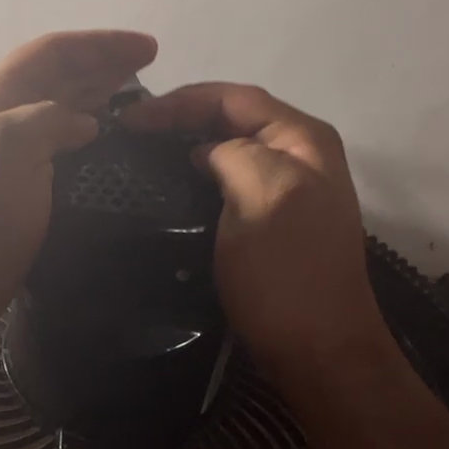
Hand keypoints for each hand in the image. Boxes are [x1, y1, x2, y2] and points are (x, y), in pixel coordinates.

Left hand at [0, 30, 158, 333]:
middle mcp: (2, 117)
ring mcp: (12, 152)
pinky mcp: (24, 185)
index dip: (100, 44)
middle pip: (59, 75)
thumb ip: (51, 118)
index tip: (149, 49)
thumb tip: (85, 123)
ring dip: (99, 93)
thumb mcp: (10, 144)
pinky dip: (90, 132)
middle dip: (104, 63)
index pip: (52, 52)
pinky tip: (111, 138)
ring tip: (139, 93)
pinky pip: (62, 144)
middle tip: (151, 66)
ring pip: (61, 107)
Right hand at [122, 83, 390, 371]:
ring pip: (230, 151)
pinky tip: (170, 191)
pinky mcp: (272, 225)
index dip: (179, 102)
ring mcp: (289, 193)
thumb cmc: (286, 273)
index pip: (234, 98)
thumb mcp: (260, 195)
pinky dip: (197, 179)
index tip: (130, 120)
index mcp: (303, 140)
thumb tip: (204, 151)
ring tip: (142, 156)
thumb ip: (232, 153)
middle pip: (233, 119)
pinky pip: (229, 185)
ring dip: (187, 147)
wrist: (318, 351)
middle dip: (181, 118)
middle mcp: (301, 157)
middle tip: (130, 133)